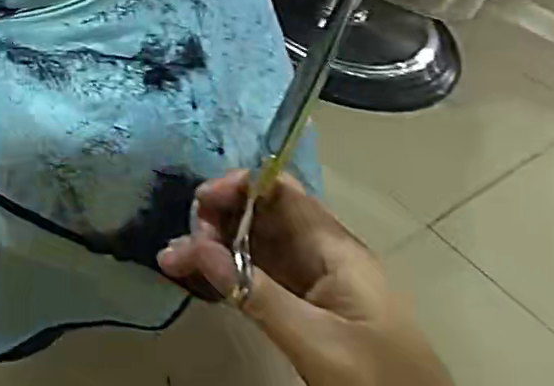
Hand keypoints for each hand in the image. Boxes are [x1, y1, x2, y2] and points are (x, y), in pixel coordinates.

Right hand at [157, 171, 451, 385]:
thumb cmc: (379, 382)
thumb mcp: (318, 342)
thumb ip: (257, 294)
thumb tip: (197, 246)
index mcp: (333, 247)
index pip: (279, 189)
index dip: (237, 186)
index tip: (200, 204)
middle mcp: (321, 254)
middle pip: (260, 215)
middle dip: (217, 219)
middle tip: (183, 244)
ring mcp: (313, 284)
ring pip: (255, 246)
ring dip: (215, 248)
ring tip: (174, 261)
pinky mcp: (307, 311)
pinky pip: (259, 277)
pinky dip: (228, 274)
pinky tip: (199, 280)